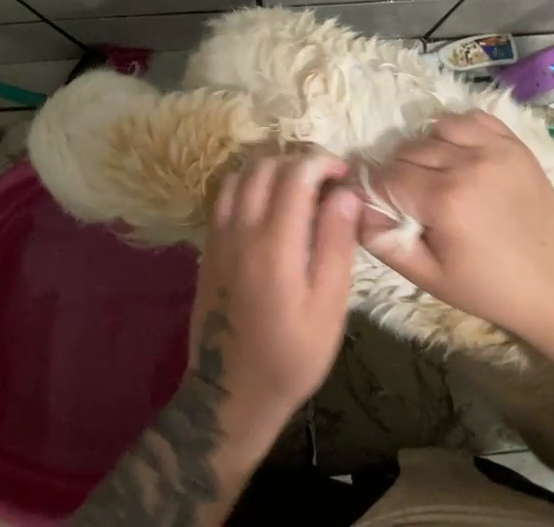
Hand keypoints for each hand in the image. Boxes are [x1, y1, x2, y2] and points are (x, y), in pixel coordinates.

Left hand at [187, 152, 361, 439]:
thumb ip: (337, 243)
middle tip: (325, 180)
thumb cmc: (292, 354)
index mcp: (275, 243)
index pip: (295, 174)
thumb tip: (346, 192)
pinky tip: (269, 206)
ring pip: (239, 176)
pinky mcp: (207, 248)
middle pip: (264, 166)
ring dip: (270, 169)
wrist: (232, 392)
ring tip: (297, 189)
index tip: (344, 173)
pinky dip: (248, 185)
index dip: (322, 162)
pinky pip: (224, 197)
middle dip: (298, 161)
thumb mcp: (329, 306)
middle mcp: (241, 230)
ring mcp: (218, 237)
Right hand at [359, 111, 553, 341]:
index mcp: (445, 201)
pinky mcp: (515, 145)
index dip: (374, 190)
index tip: (378, 204)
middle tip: (410, 201)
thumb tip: (353, 208)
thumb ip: (383, 242)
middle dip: (398, 172)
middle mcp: (468, 164)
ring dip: (426, 149)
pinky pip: (471, 118)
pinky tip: (460, 156)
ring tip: (436, 177)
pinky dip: (457, 130)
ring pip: (435, 129)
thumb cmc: (490, 288)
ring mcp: (495, 149)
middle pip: (407, 150)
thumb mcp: (429, 277)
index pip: (385, 176)